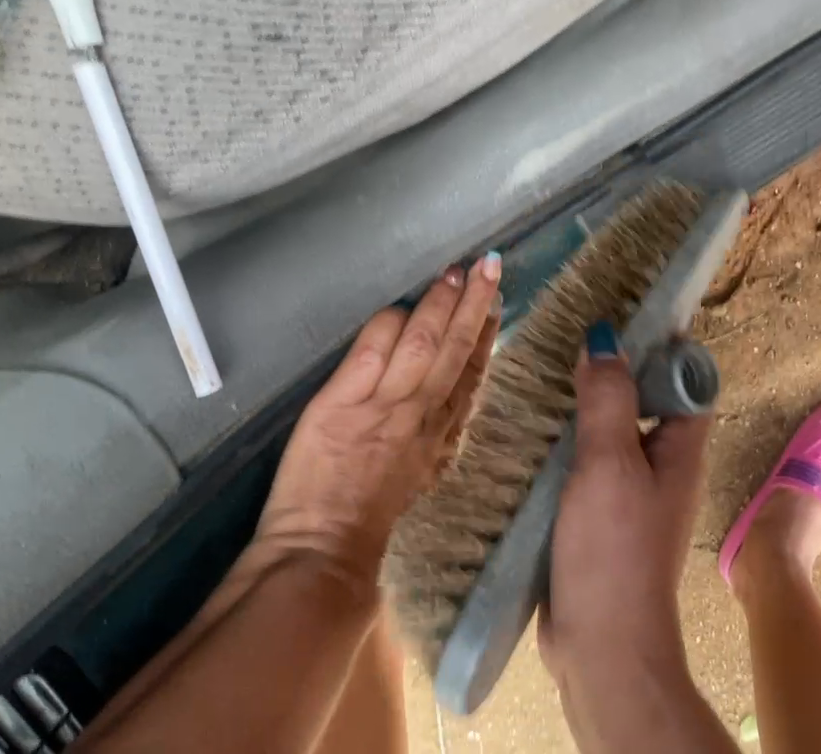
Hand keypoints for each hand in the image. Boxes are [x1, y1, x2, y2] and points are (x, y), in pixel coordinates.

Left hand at [256, 258, 501, 580]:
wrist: (323, 554)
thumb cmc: (371, 523)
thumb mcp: (422, 476)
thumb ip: (437, 434)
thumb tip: (450, 398)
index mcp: (442, 434)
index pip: (470, 374)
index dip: (487, 336)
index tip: (497, 305)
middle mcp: (421, 414)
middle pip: (455, 349)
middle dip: (475, 304)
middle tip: (491, 266)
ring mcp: (383, 407)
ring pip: (422, 343)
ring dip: (442, 304)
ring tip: (456, 272)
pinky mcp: (342, 404)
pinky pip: (371, 351)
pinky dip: (390, 323)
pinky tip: (401, 304)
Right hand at [540, 324, 716, 730]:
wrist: (601, 646)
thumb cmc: (613, 550)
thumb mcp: (610, 464)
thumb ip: (607, 400)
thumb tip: (605, 338)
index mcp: (680, 446)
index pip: (681, 377)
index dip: (657, 342)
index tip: (618, 306)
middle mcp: (661, 461)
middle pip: (641, 398)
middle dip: (610, 366)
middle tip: (566, 330)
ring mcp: (628, 488)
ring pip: (608, 427)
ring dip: (582, 402)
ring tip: (542, 364)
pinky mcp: (596, 510)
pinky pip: (584, 459)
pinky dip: (564, 437)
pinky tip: (531, 422)